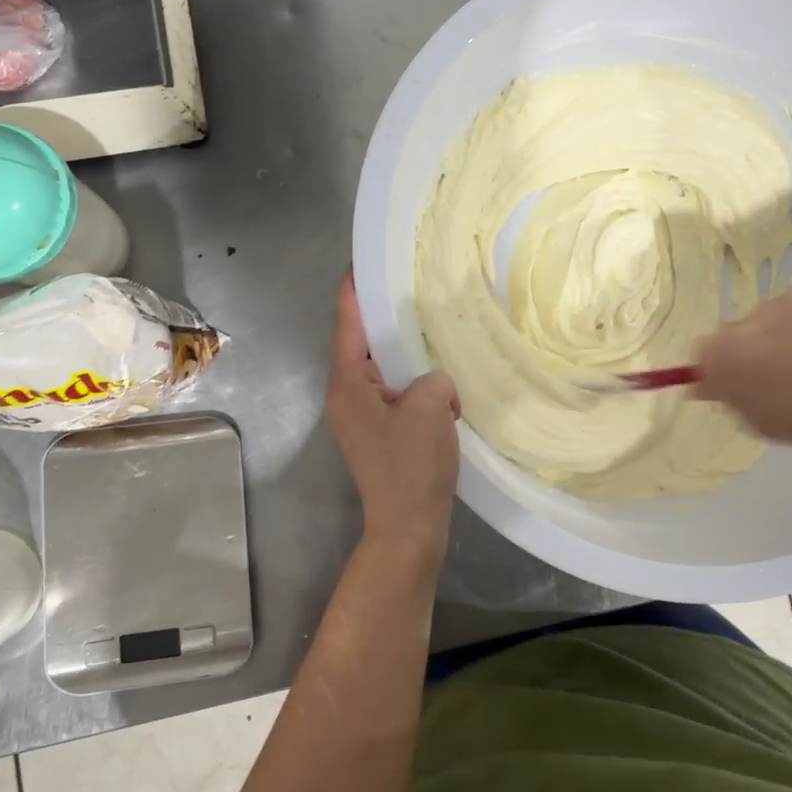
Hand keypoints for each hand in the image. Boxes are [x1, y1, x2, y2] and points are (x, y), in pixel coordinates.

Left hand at [326, 274, 461, 552]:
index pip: (348, 325)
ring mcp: (363, 419)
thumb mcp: (430, 408)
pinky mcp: (381, 436)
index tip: (362, 263)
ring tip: (433, 330)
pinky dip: (416, 385)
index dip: (354, 292)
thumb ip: (433, 379)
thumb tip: (435, 387)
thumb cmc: (411, 466)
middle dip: (385, 320)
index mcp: (348, 385)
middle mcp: (347, 397)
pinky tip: (443, 380)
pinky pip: (397, 396)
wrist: (408, 528)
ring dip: (406, 356)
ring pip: (383, 372)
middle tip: (410, 289)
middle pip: (363, 346)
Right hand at [695, 291, 791, 444]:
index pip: (703, 353)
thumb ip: (733, 400)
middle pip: (739, 332)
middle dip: (751, 350)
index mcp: (722, 352)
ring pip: (775, 320)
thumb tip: (712, 388)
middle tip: (777, 380)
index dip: (716, 370)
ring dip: (784, 336)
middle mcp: (747, 320)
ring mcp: (787, 304)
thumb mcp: (759, 421)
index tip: (732, 389)